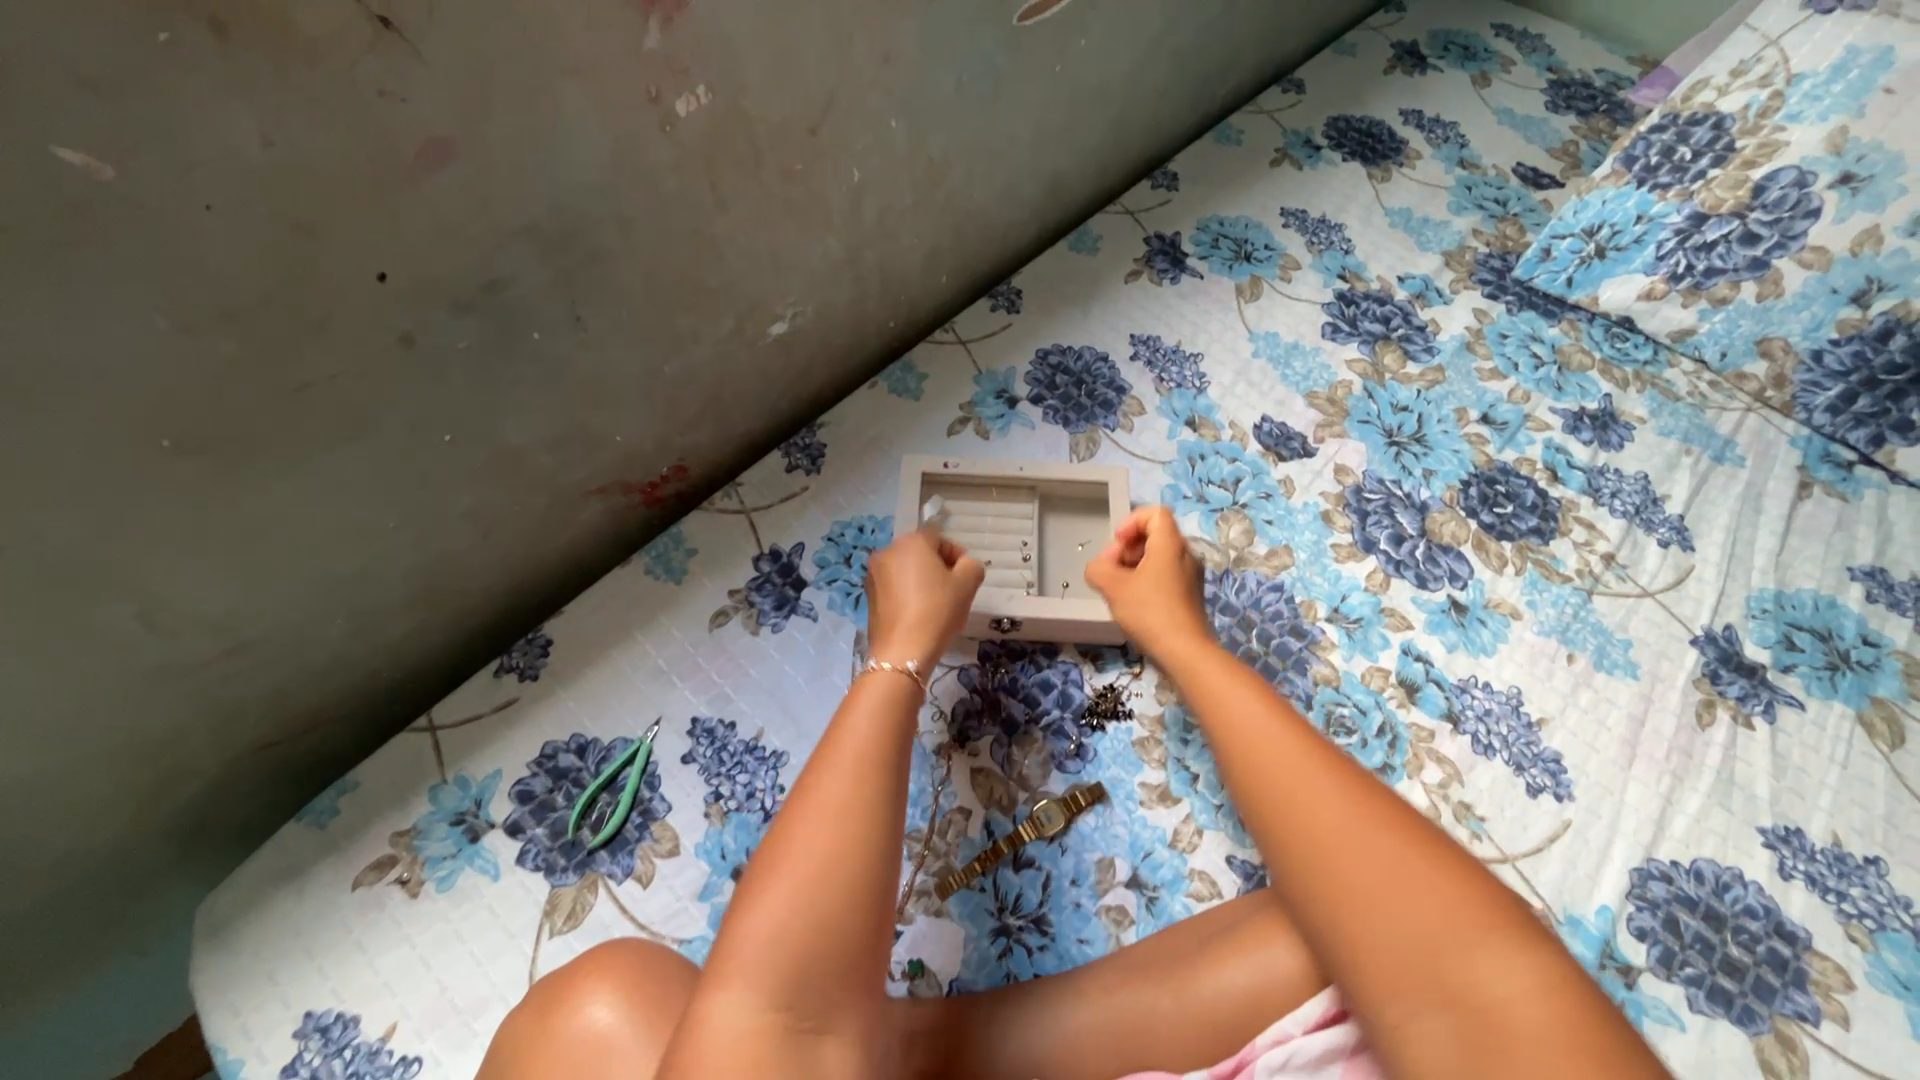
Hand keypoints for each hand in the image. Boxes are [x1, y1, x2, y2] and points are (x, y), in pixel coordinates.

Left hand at [865, 529, 985, 670]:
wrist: (902, 652)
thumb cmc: (937, 611)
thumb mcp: (967, 585)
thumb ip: (972, 566)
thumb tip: (964, 565)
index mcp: (911, 542)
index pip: (939, 537)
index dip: (956, 554)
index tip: (966, 576)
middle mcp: (887, 551)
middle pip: (920, 552)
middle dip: (938, 566)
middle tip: (953, 590)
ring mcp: (873, 574)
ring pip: (906, 569)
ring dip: (922, 580)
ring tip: (935, 604)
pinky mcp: (868, 595)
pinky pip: (894, 586)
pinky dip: (907, 593)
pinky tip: (918, 613)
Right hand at [1084, 506, 1214, 662]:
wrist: (1185, 651)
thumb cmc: (1149, 612)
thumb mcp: (1112, 587)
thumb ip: (1097, 569)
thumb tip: (1100, 568)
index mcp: (1171, 544)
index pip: (1154, 513)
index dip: (1131, 522)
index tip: (1118, 544)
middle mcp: (1186, 554)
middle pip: (1155, 535)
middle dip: (1128, 548)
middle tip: (1112, 571)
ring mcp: (1191, 576)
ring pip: (1159, 557)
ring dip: (1135, 566)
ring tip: (1119, 589)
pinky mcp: (1190, 595)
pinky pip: (1166, 575)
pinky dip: (1147, 581)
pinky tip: (1134, 604)